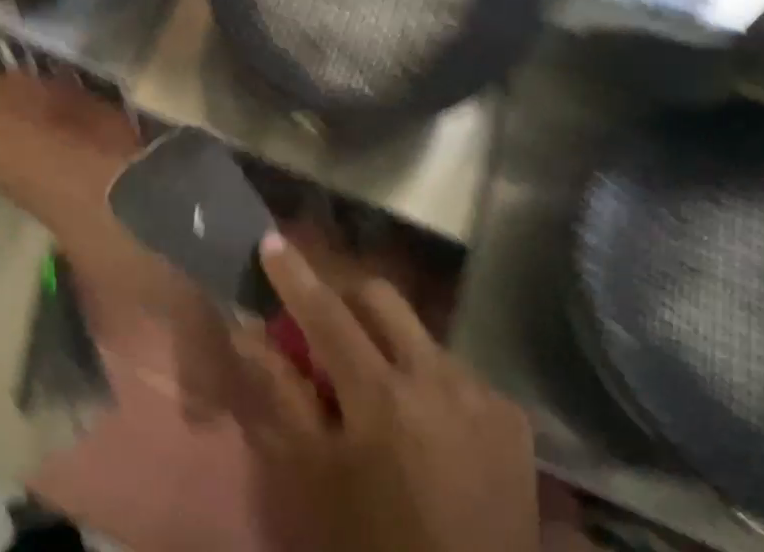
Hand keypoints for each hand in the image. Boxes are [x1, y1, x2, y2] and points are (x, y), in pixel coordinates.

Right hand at [230, 234, 540, 551]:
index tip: (273, 241)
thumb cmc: (372, 540)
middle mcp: (438, 377)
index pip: (327, 314)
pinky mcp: (513, 416)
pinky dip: (430, 380)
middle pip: (383, 298)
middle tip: (326, 325)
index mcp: (380, 395)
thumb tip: (250, 333)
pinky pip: (459, 372)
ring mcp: (483, 393)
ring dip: (390, 345)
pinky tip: (428, 425)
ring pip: (423, 334)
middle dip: (347, 297)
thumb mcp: (312, 474)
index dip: (295, 275)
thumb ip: (281, 395)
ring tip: (380, 392)